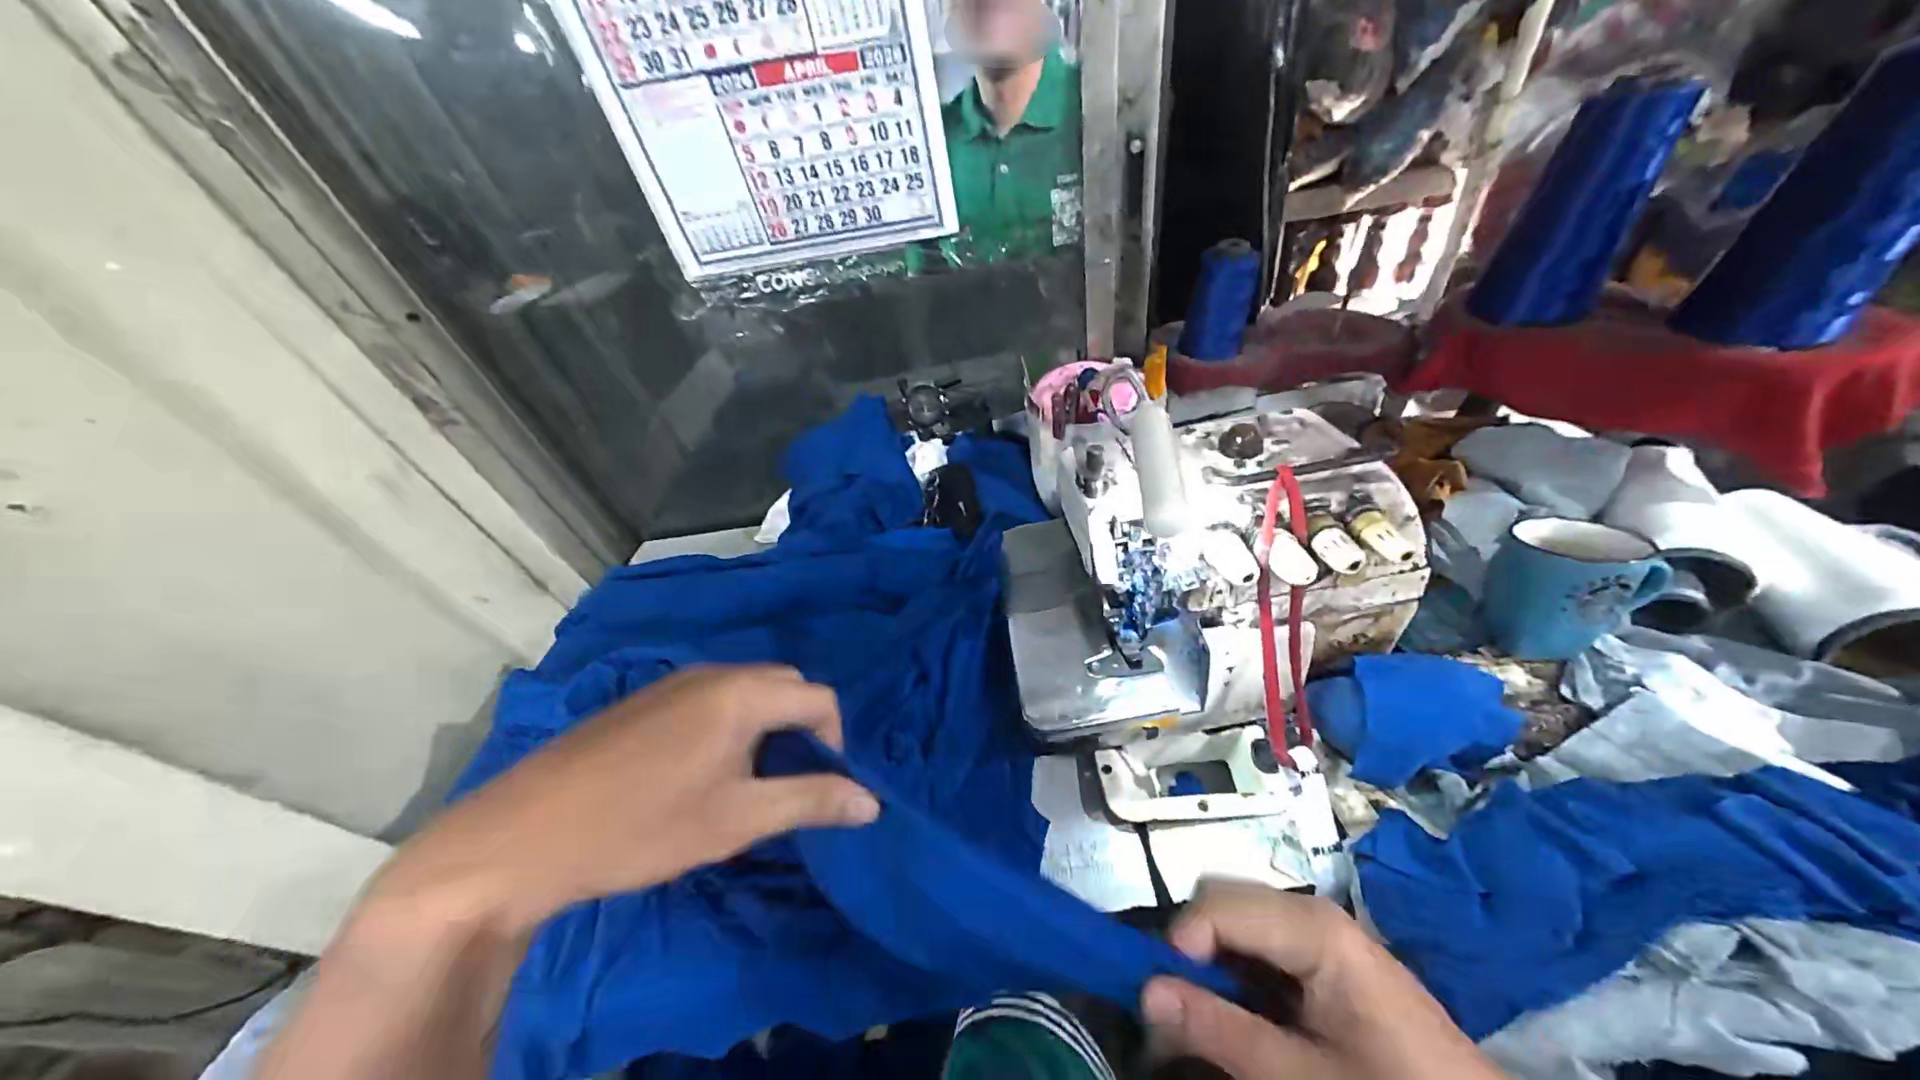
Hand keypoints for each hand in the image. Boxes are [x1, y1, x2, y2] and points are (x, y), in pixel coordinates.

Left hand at [369, 665, 880, 929]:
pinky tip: (700, 771)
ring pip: (747, 689)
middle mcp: (713, 673)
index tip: (821, 785)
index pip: (819, 697)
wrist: (520, 837)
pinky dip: (730, 723)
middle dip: (802, 726)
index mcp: (742, 693)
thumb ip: (810, 802)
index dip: (835, 740)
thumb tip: (872, 801)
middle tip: (789, 781)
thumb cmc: (642, 827)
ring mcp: (673, 682)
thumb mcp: (737, 821)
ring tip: (748, 780)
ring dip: (766, 724)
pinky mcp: (644, 700)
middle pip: (785, 684)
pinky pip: (711, 697)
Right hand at [1142, 882, 1502, 1079]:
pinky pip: (1261, 938)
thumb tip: (1144, 992)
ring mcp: (1322, 930)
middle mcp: (1314, 912)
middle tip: (1185, 1008)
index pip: (1216, 905)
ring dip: (1211, 959)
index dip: (1181, 947)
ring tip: (1210, 1015)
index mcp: (1315, 929)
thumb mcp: (1303, 1079)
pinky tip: (1247, 1013)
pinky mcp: (1327, 953)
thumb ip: (1221, 1032)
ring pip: (1236, 916)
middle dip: (1191, 948)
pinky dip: (1237, 968)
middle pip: (1223, 900)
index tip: (1165, 1002)